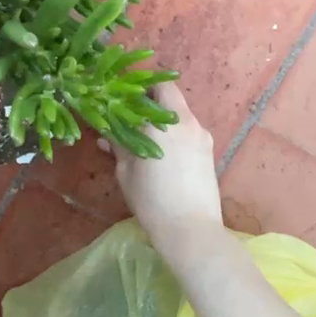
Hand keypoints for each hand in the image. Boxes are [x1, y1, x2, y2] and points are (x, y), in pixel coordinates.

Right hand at [108, 83, 224, 243]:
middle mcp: (186, 122)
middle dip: (150, 99)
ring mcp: (202, 136)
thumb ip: (118, 145)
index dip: (138, 86)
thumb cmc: (152, 200)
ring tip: (142, 135)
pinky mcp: (209, 151)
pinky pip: (187, 130)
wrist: (191, 230)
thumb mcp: (126, 171)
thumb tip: (106, 133)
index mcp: (164, 123)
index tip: (121, 94)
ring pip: (179, 113)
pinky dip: (173, 132)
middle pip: (170, 95)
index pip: (156, 86)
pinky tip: (159, 150)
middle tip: (129, 113)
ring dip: (161, 117)